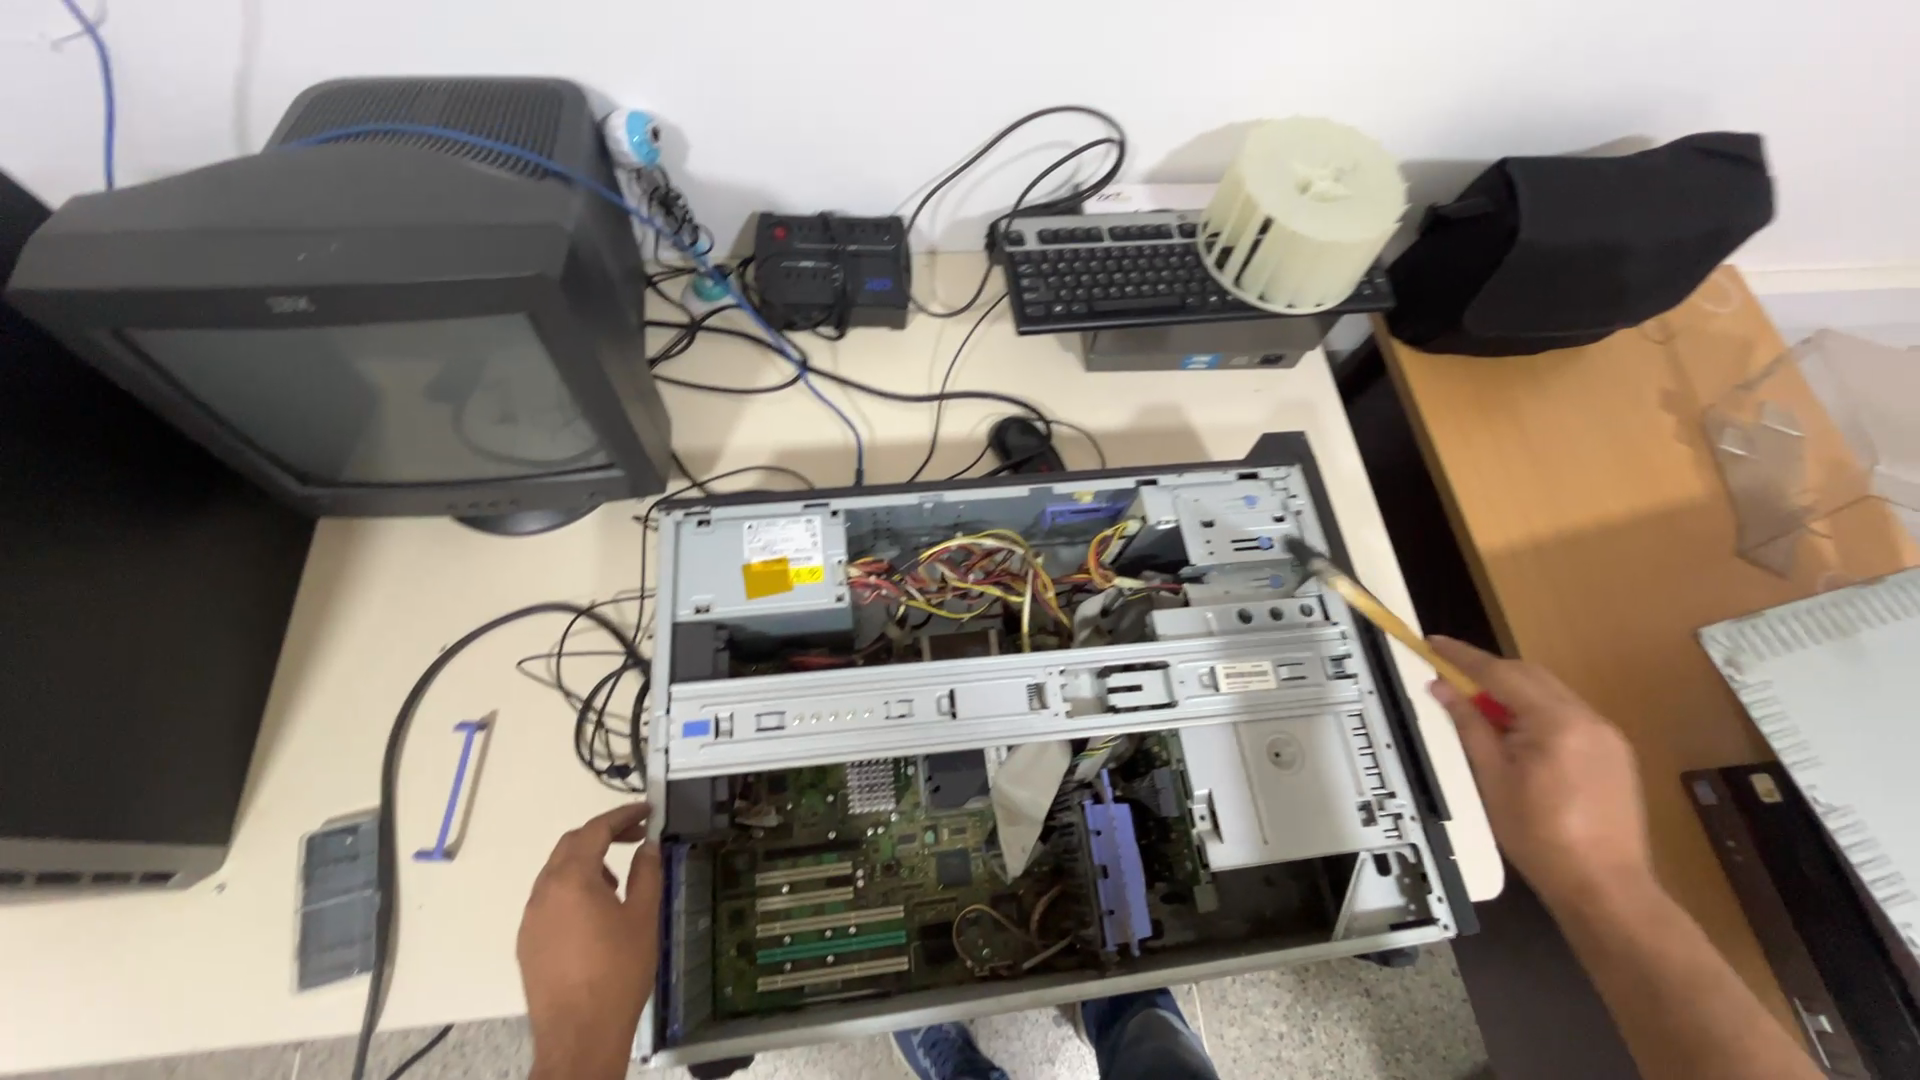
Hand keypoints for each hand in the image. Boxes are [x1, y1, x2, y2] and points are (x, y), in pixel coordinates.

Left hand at [518, 802, 661, 1079]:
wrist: (579, 1036)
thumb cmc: (618, 971)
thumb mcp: (644, 916)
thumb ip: (646, 873)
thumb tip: (647, 847)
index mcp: (571, 880)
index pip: (594, 830)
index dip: (623, 815)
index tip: (648, 811)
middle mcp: (543, 893)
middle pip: (570, 845)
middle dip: (604, 834)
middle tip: (638, 835)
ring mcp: (530, 919)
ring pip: (556, 872)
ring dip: (588, 861)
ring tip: (619, 878)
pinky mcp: (528, 943)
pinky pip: (549, 899)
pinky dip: (573, 887)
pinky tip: (597, 910)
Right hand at [1426, 637, 1653, 908]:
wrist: (1605, 885)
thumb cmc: (1538, 834)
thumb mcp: (1491, 777)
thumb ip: (1468, 724)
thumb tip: (1441, 687)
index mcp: (1557, 723)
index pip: (1501, 674)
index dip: (1462, 657)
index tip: (1432, 643)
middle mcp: (1589, 719)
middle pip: (1529, 675)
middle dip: (1487, 670)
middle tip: (1447, 673)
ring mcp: (1607, 735)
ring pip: (1549, 693)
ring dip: (1511, 690)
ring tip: (1476, 706)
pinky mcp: (1614, 753)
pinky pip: (1566, 714)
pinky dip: (1534, 710)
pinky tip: (1513, 732)